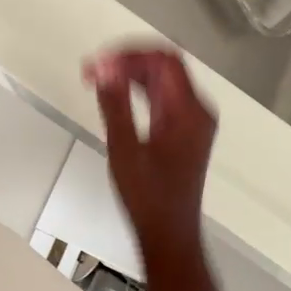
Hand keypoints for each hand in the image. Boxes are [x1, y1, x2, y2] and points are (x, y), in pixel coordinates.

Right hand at [85, 46, 217, 253]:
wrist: (169, 236)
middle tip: (93, 70)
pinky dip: (137, 87)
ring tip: (97, 78)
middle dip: (127, 60)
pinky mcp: (184, 129)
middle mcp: (197, 110)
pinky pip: (162, 94)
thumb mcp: (125, 149)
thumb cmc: (148, 197)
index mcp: (189, 111)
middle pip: (163, 65)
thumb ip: (115, 104)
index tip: (100, 63)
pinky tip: (114, 93)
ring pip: (162, 78)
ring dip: (130, 72)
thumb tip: (104, 66)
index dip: (130, 53)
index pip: (164, 60)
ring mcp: (192, 120)